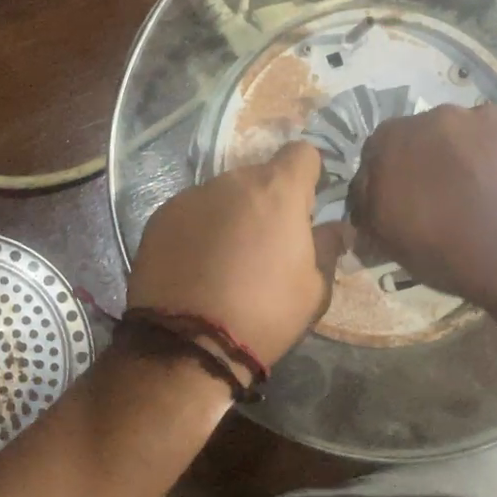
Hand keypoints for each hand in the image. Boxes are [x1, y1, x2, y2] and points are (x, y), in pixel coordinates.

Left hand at [127, 142, 346, 365]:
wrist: (186, 343)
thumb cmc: (264, 315)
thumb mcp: (313, 289)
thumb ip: (327, 247)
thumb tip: (337, 227)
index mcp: (277, 191)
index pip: (302, 153)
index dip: (308, 175)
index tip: (305, 207)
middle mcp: (232, 182)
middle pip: (258, 175)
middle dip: (266, 200)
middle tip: (265, 243)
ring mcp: (191, 196)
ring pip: (221, 194)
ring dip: (229, 214)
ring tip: (225, 258)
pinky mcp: (160, 217)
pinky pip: (190, 212)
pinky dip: (197, 229)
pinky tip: (195, 265)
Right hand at [348, 104, 496, 308]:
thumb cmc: (450, 252)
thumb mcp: (389, 240)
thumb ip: (366, 208)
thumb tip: (362, 198)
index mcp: (394, 140)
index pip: (382, 148)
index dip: (397, 174)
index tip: (410, 200)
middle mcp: (440, 115)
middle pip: (432, 134)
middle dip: (440, 159)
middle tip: (456, 198)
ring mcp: (493, 114)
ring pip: (479, 132)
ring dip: (481, 155)